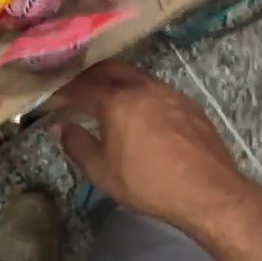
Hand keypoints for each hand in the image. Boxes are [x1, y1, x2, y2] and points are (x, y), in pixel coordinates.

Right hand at [48, 60, 257, 233]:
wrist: (207, 191)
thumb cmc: (147, 183)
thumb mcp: (101, 172)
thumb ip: (77, 145)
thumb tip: (60, 126)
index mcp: (116, 102)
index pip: (82, 89)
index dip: (65, 92)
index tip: (54, 99)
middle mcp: (142, 89)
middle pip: (111, 69)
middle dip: (91, 76)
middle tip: (80, 88)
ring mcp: (169, 93)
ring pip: (137, 77)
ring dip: (119, 82)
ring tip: (110, 99)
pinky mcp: (189, 105)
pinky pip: (158, 90)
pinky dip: (142, 94)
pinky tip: (143, 113)